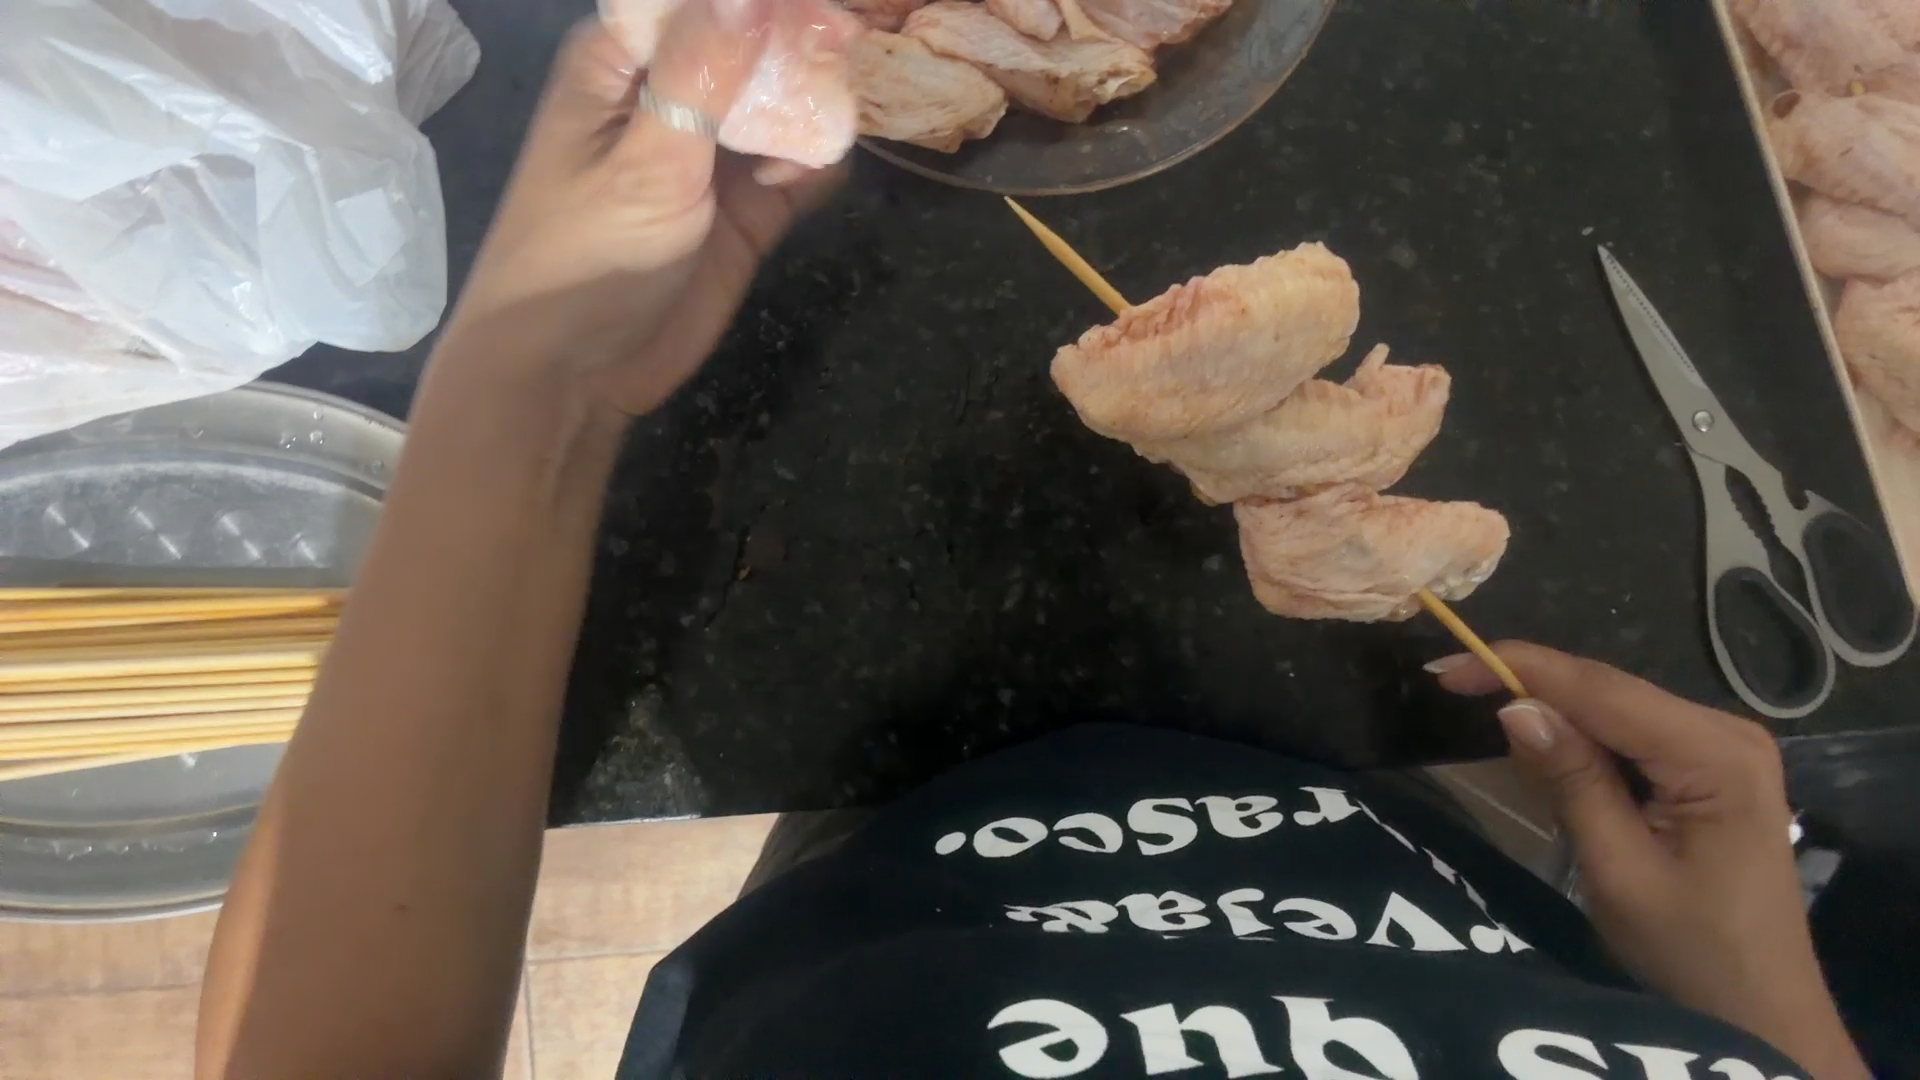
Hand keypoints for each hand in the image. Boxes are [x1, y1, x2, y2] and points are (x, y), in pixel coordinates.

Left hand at [442, 0, 844, 416]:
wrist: (582, 368)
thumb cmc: (587, 255)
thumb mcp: (643, 160)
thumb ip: (699, 79)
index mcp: (625, 64)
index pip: (700, 4)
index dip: (756, 4)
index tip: (815, 1)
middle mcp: (675, 100)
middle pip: (749, 52)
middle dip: (795, 47)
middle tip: (854, 38)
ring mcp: (715, 162)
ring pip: (779, 112)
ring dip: (813, 105)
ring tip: (853, 93)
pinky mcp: (746, 216)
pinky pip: (794, 174)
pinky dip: (815, 164)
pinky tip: (829, 160)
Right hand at [1432, 643, 1868, 1079]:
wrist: (1757, 1005)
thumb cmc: (1688, 945)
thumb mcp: (1617, 866)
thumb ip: (1571, 779)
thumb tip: (1514, 707)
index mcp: (1713, 755)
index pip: (1597, 689)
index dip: (1515, 667)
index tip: (1444, 669)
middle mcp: (1723, 732)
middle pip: (1602, 686)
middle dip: (1522, 677)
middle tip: (1447, 680)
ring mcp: (1717, 745)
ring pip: (1606, 699)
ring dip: (1541, 698)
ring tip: (1473, 697)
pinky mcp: (1702, 761)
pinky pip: (1620, 723)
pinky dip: (1569, 723)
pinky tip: (1533, 731)